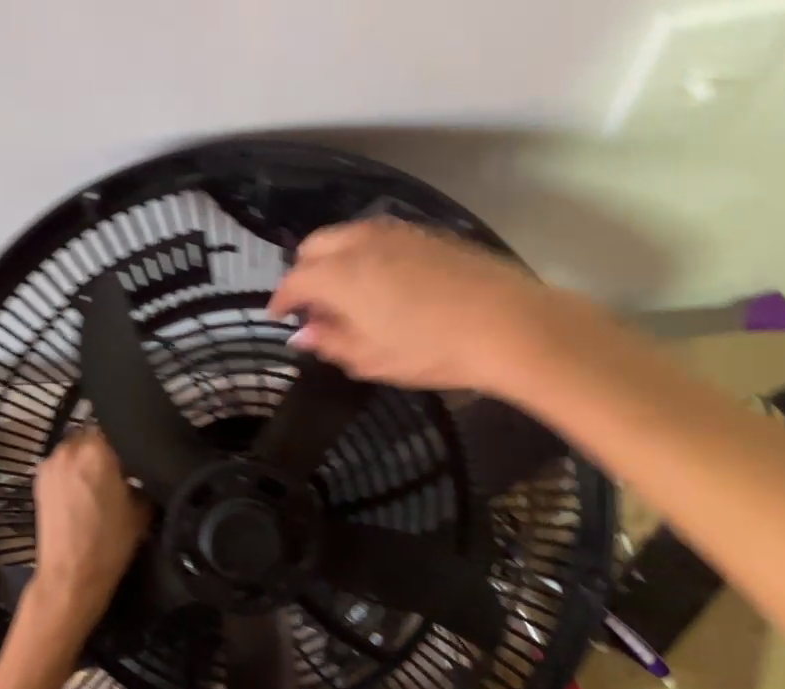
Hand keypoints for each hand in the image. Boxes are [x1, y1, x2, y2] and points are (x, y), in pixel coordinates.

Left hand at [29, 428, 149, 626]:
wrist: (71, 575)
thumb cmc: (109, 545)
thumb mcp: (142, 512)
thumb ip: (143, 483)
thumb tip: (144, 475)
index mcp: (98, 451)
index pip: (118, 427)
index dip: (130, 439)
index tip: (140, 454)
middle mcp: (70, 450)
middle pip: (93, 434)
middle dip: (107, 447)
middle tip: (124, 467)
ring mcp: (50, 464)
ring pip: (75, 448)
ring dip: (88, 458)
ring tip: (104, 481)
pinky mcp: (38, 480)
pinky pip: (62, 464)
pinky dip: (73, 471)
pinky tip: (85, 491)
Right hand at [268, 219, 634, 401]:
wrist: (506, 323)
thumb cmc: (431, 348)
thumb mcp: (371, 358)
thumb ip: (331, 341)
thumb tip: (303, 333)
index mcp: (342, 274)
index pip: (295, 280)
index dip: (281, 300)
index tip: (278, 317)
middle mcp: (363, 243)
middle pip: (316, 246)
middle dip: (305, 273)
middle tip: (312, 308)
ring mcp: (397, 233)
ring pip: (347, 237)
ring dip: (335, 261)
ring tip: (345, 298)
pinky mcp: (427, 235)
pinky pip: (378, 238)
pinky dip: (364, 256)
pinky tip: (381, 286)